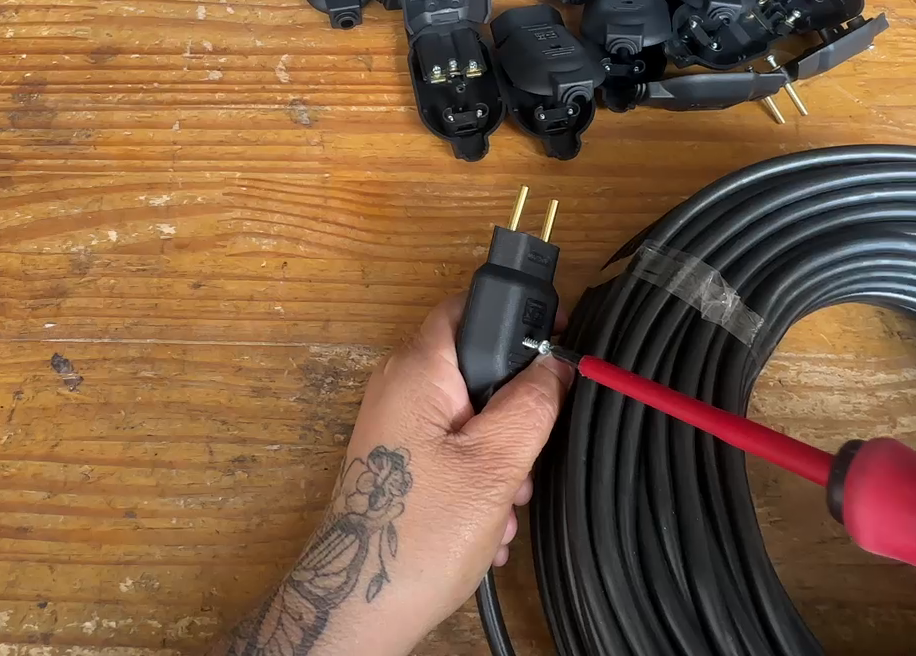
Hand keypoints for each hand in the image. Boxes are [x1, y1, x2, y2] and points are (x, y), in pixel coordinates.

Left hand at [214, 294, 572, 655]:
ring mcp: (396, 420)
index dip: (516, 316)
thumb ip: (532, 405)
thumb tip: (557, 364)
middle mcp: (400, 384)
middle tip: (529, 455)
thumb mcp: (495, 464)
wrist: (358, 608)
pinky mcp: (398, 455)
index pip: (469, 307)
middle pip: (475, 365)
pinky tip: (488, 518)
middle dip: (513, 409)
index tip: (555, 342)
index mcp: (418, 368)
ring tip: (507, 500)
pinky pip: (450, 442)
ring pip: (468, 411)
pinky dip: (476, 471)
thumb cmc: (422, 531)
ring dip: (499, 452)